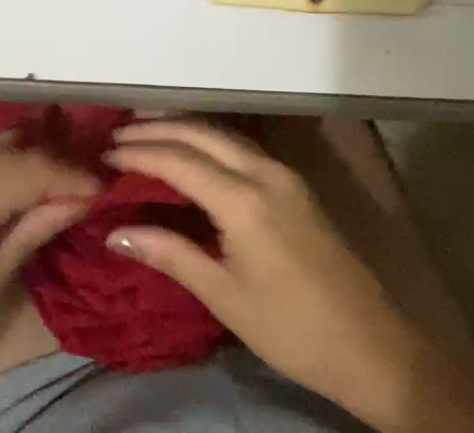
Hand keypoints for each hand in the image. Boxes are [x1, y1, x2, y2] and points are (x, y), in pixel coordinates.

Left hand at [0, 135, 99, 432]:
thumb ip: (22, 244)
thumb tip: (73, 200)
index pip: (29, 168)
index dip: (73, 174)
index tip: (107, 188)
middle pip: (2, 149)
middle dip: (49, 158)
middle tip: (89, 179)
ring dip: (18, 162)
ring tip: (57, 185)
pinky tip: (6, 195)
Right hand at [104, 120, 473, 432]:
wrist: (371, 344)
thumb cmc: (291, 328)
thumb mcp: (224, 295)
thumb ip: (170, 254)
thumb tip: (115, 232)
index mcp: (244, 199)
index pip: (178, 160)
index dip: (138, 154)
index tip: (102, 156)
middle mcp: (265, 172)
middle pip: (202, 134)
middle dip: (157, 129)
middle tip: (116, 135)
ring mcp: (286, 175)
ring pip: (225, 136)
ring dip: (185, 130)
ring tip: (145, 136)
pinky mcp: (297, 186)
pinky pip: (243, 149)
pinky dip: (210, 143)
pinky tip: (193, 156)